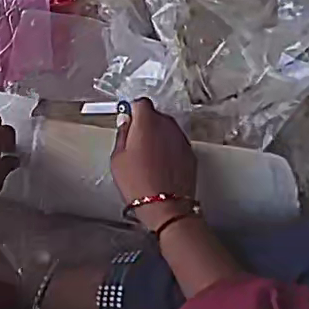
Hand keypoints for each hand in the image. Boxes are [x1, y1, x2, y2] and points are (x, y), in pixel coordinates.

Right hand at [110, 99, 199, 231]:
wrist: (165, 206)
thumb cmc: (138, 182)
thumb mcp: (117, 158)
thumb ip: (122, 134)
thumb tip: (125, 123)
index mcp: (146, 123)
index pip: (140, 103)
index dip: (132, 110)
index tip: (126, 120)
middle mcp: (167, 126)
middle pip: (155, 115)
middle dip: (144, 124)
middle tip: (134, 142)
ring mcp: (181, 139)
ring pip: (166, 129)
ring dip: (157, 136)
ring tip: (147, 156)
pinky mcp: (190, 153)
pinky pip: (175, 143)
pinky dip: (168, 148)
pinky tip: (159, 164)